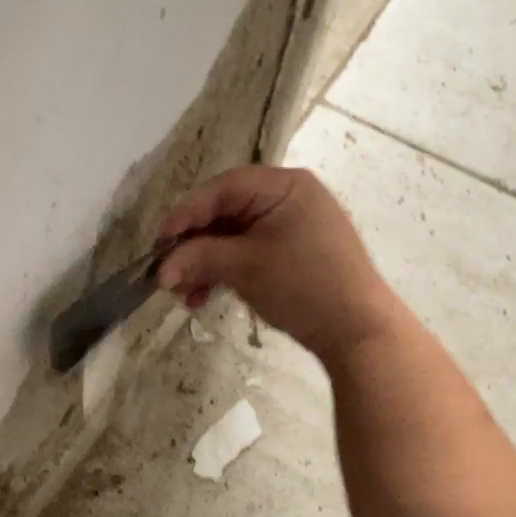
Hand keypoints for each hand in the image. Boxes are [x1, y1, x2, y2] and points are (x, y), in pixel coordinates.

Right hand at [157, 166, 404, 364]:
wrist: (356, 330)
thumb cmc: (302, 285)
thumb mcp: (244, 267)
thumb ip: (198, 258)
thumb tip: (160, 270)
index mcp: (283, 186)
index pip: (221, 189)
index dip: (185, 214)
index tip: (159, 244)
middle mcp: (287, 198)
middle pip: (223, 213)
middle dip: (192, 246)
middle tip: (167, 273)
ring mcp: (289, 226)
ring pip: (230, 237)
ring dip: (202, 264)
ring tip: (183, 295)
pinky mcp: (289, 253)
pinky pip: (245, 253)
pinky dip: (222, 272)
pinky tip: (202, 298)